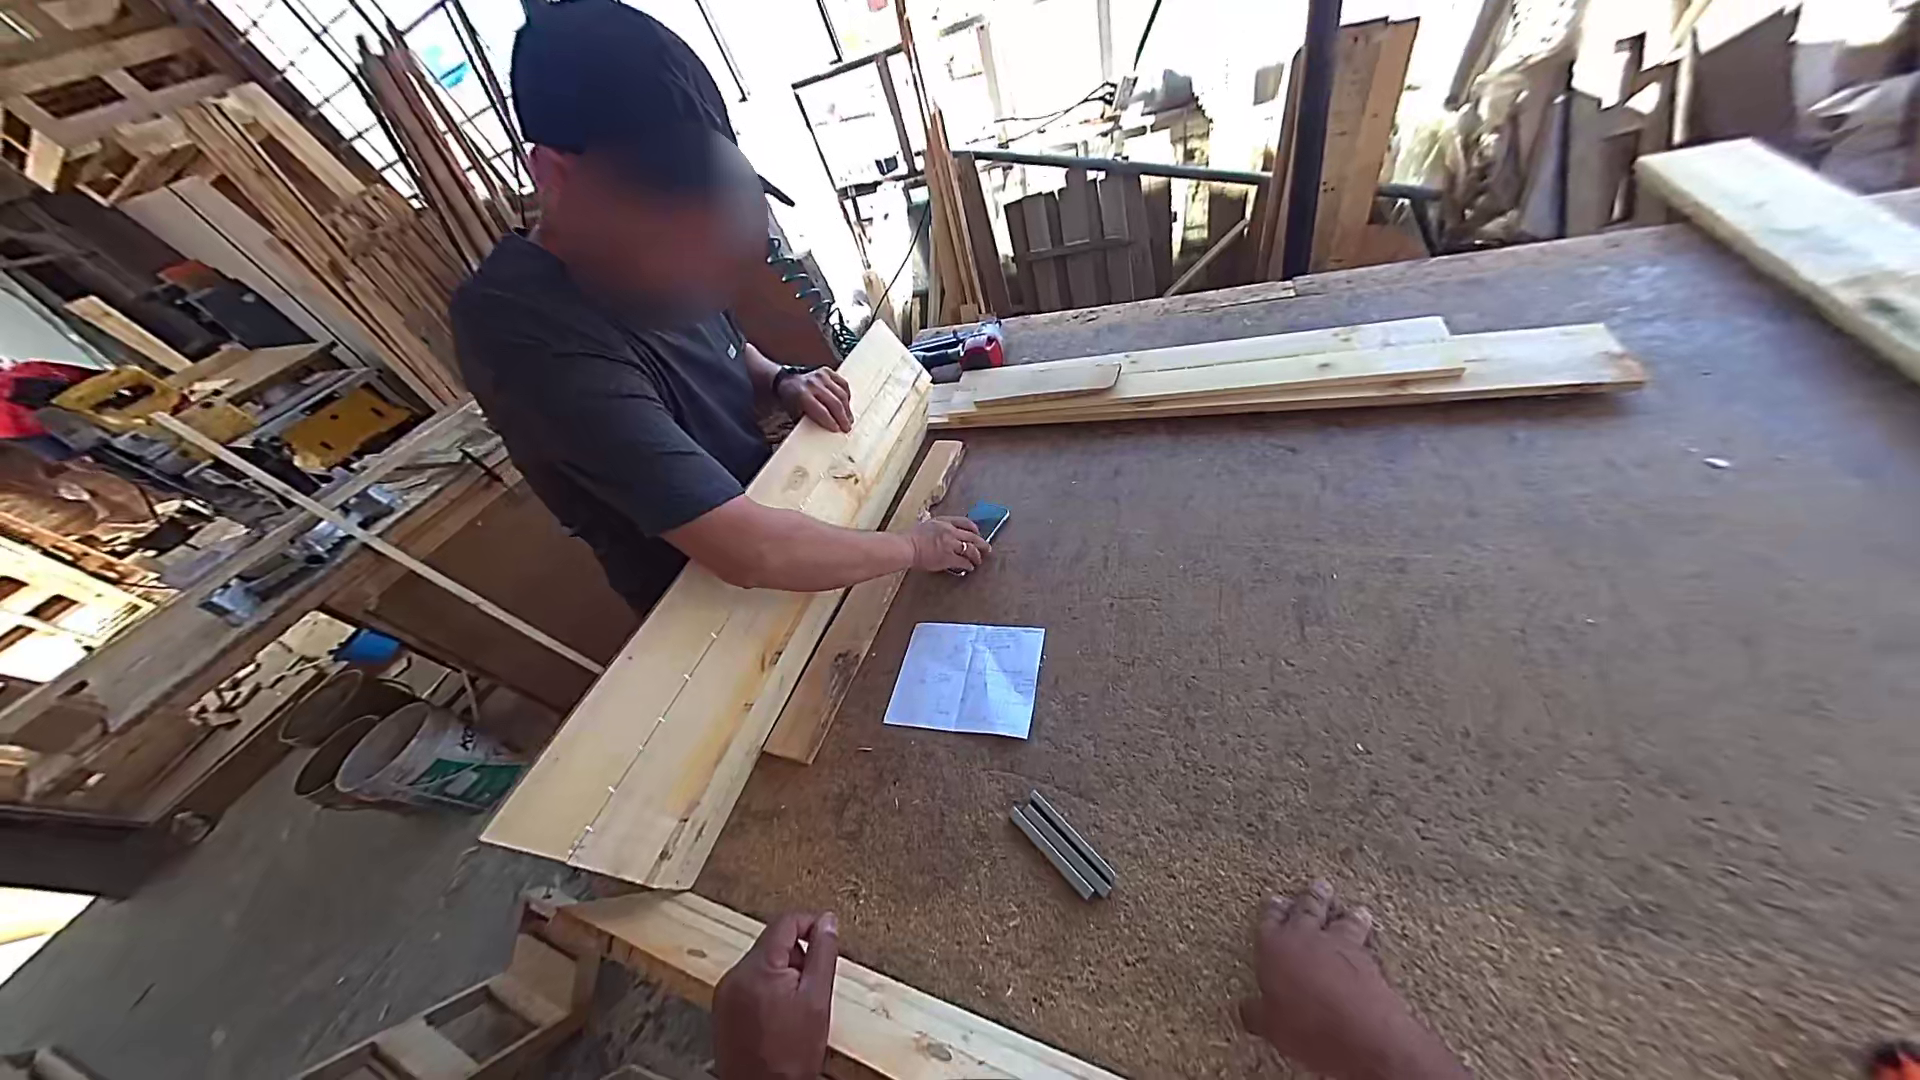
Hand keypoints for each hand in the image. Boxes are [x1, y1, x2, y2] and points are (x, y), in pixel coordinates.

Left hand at [713, 911, 838, 1079]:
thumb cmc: (788, 1060)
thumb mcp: (817, 998)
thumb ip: (823, 952)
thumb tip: (827, 921)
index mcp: (756, 969)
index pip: (785, 922)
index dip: (811, 924)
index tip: (826, 936)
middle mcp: (734, 977)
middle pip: (774, 941)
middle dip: (798, 955)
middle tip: (811, 985)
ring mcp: (726, 994)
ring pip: (764, 961)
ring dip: (784, 972)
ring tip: (795, 1005)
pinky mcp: (724, 1009)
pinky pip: (752, 981)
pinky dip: (769, 988)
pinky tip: (779, 1015)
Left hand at [776, 368, 851, 432]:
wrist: (787, 382)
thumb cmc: (792, 402)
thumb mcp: (795, 414)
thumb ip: (810, 422)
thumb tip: (826, 431)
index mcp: (802, 394)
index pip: (822, 411)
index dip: (832, 422)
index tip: (838, 430)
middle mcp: (813, 383)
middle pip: (835, 403)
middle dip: (843, 418)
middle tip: (847, 428)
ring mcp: (822, 376)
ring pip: (842, 394)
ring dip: (847, 409)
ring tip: (849, 419)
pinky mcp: (828, 372)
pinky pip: (843, 384)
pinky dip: (846, 396)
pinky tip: (846, 405)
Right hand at [907, 515, 988, 571]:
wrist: (907, 547)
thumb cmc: (912, 538)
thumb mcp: (927, 525)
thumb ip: (938, 528)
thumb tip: (944, 533)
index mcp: (944, 522)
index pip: (965, 522)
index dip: (974, 528)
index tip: (977, 533)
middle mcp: (950, 531)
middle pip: (972, 536)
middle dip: (982, 543)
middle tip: (987, 548)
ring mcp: (951, 544)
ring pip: (971, 549)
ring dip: (977, 556)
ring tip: (978, 561)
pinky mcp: (949, 557)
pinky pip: (964, 561)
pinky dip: (969, 565)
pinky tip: (970, 568)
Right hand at [1240, 882, 1469, 1079]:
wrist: (1363, 1035)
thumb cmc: (1309, 1025)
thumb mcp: (1272, 1026)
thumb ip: (1258, 1013)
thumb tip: (1244, 1011)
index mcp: (1274, 945)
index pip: (1270, 920)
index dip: (1273, 910)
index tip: (1275, 899)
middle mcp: (1305, 937)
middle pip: (1307, 910)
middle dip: (1311, 897)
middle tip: (1318, 884)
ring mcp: (1341, 947)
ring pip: (1342, 922)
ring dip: (1347, 915)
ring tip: (1352, 907)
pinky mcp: (1371, 964)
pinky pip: (1369, 945)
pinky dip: (1371, 940)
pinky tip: (1374, 939)